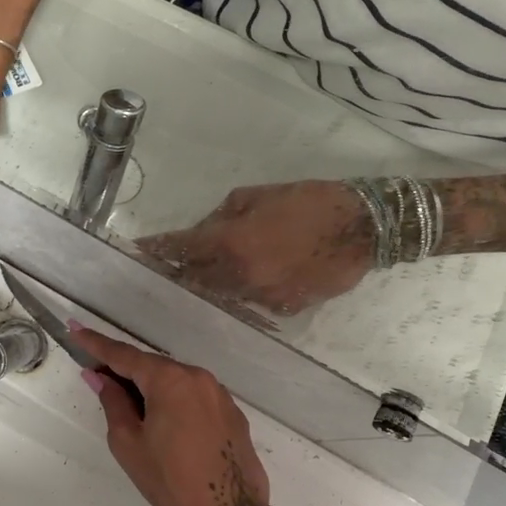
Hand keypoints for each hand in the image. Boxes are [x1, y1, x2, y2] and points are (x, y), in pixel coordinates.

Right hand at [74, 327, 270, 505]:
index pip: (123, 355)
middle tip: (98, 378)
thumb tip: (99, 377)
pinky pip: (193, 396)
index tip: (75, 328)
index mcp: (169, 380)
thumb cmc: (170, 479)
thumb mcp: (128, 442)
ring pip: (174, 380)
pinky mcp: (233, 414)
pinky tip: (164, 421)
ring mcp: (219, 395)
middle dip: (123, 370)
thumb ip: (112, 402)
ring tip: (130, 406)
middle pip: (150, 366)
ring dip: (150, 387)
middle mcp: (197, 378)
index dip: (95, 343)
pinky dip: (173, 400)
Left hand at [139, 180, 372, 314]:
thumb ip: (218, 219)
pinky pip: (253, 300)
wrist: (366, 226)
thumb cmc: (306, 202)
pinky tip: (244, 279)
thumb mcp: (252, 198)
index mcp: (228, 244)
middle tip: (166, 263)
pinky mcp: (287, 307)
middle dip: (179, 268)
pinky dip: (242, 289)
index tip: (140, 248)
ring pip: (223, 292)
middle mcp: (240, 277)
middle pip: (196, 277)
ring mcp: (264, 296)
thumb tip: (198, 233)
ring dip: (209, 282)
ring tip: (199, 272)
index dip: (158, 248)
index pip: (180, 249)